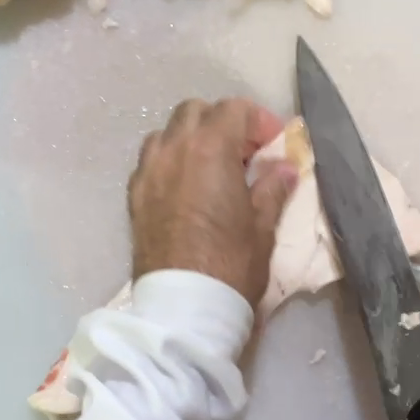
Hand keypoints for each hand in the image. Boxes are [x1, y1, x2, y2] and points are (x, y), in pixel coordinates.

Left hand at [129, 97, 298, 305]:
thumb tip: (284, 168)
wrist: (185, 309)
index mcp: (210, 148)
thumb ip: (273, 189)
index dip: (258, 121)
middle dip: (221, 124)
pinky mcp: (134, 200)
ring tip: (210, 168)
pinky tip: (185, 190)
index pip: (234, 110)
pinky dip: (169, 164)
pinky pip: (150, 164)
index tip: (273, 144)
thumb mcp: (262, 227)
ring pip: (167, 134)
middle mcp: (173, 151)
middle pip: (195, 113)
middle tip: (244, 154)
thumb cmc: (231, 267)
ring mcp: (148, 174)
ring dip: (190, 140)